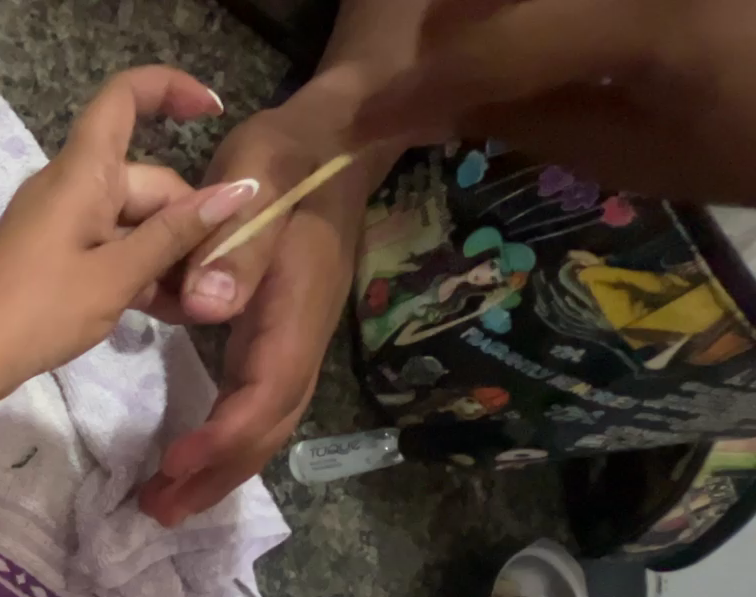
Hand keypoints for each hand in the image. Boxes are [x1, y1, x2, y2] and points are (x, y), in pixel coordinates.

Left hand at [0, 65, 259, 395]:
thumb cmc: (39, 312)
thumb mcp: (116, 277)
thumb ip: (175, 235)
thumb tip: (238, 190)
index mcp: (80, 173)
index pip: (124, 98)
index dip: (170, 90)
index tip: (211, 112)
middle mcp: (66, 188)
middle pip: (143, 181)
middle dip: (184, 221)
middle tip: (217, 273)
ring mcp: (54, 225)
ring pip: (126, 223)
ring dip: (161, 256)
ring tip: (196, 301)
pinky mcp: (47, 259)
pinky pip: (101, 249)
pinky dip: (131, 271)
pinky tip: (163, 308)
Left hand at [138, 87, 378, 526]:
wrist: (331, 140)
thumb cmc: (284, 157)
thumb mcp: (259, 178)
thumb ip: (237, 243)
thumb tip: (208, 308)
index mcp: (294, 305)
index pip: (265, 388)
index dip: (222, 433)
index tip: (173, 463)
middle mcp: (299, 334)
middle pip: (267, 425)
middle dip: (217, 474)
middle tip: (161, 513)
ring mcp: (287, 340)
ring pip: (259, 424)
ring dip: (215, 470)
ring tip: (164, 506)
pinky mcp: (269, 340)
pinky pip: (247, 405)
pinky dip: (216, 441)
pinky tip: (181, 464)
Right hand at [353, 0, 755, 203]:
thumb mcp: (651, 157)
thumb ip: (536, 123)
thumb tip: (444, 109)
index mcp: (660, 19)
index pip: (490, 51)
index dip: (413, 90)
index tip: (360, 123)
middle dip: (451, 26)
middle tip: (430, 79)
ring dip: (495, 14)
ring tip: (481, 52)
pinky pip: (575, 2)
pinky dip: (547, 19)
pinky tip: (556, 50)